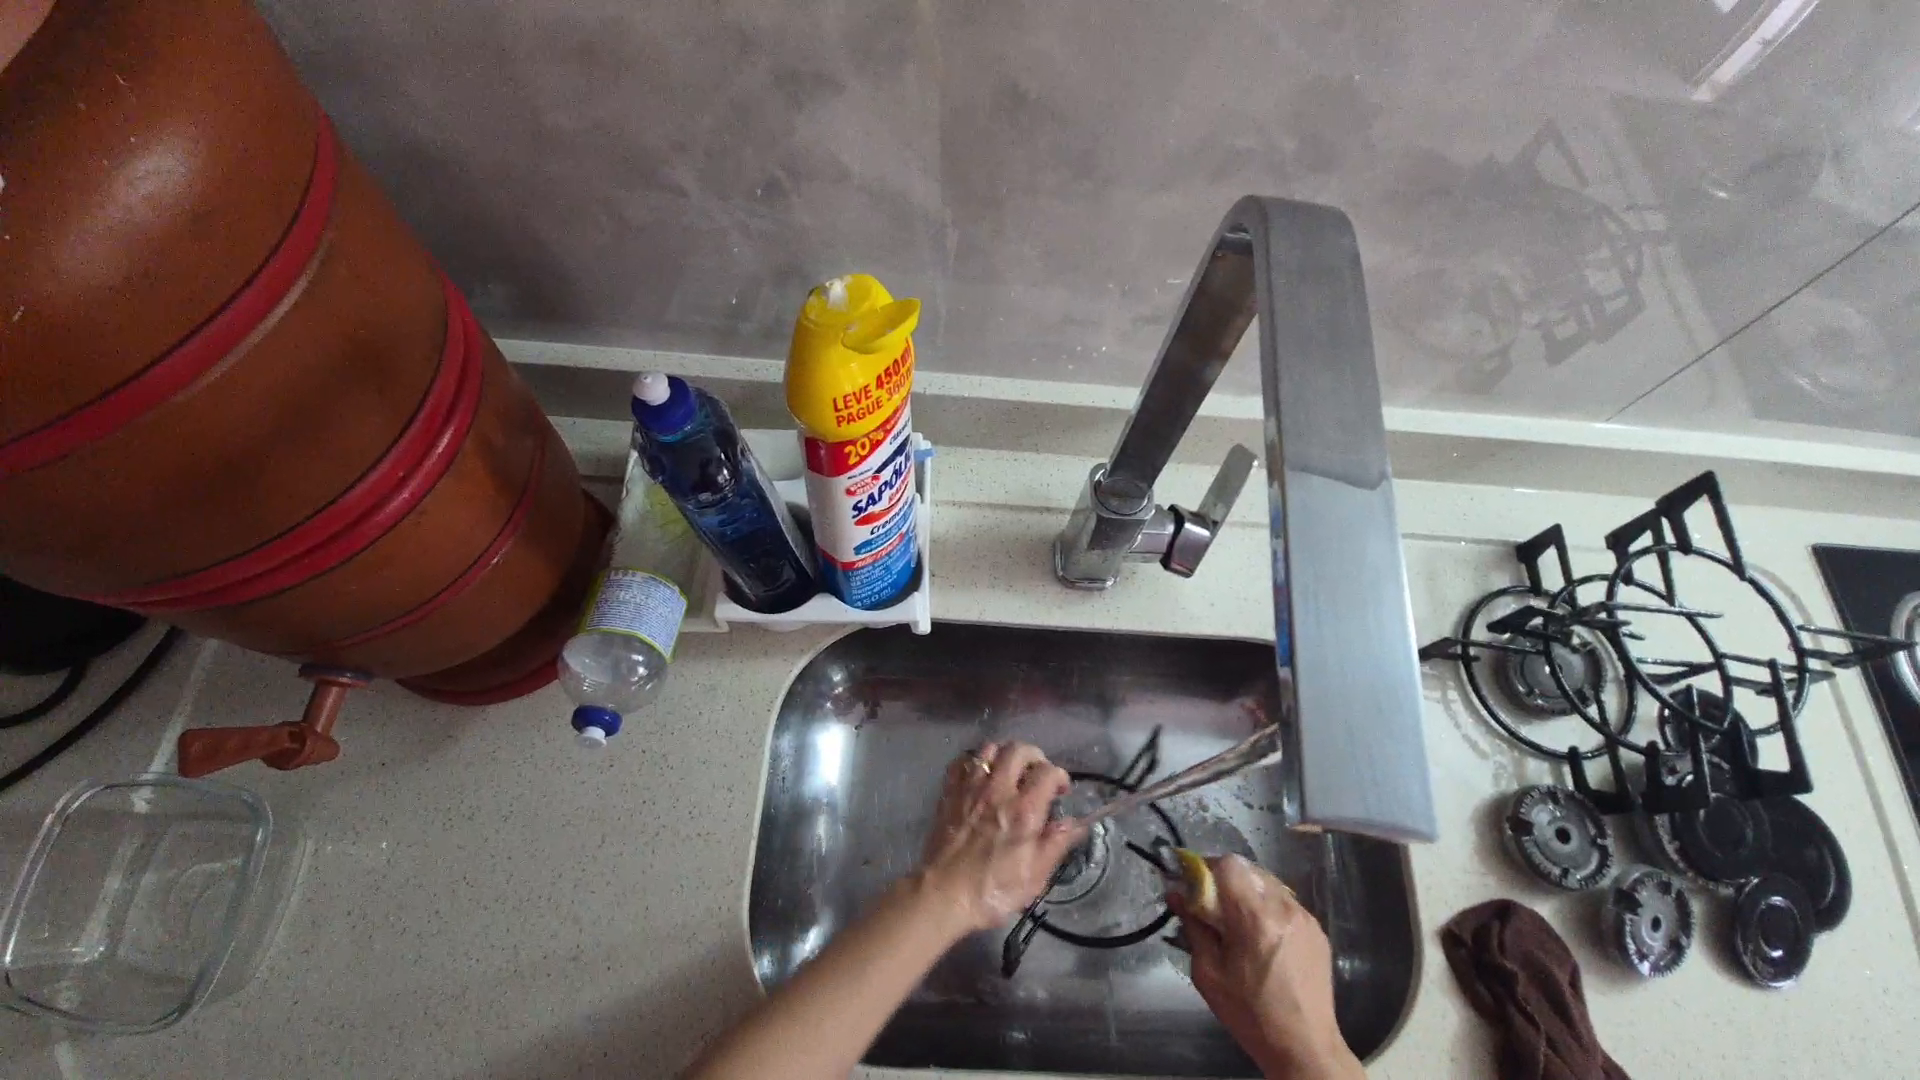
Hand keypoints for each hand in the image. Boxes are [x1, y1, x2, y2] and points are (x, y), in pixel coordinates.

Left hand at [917, 742, 1084, 932]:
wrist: (943, 894)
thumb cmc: (993, 890)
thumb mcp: (1034, 876)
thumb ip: (1056, 844)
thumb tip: (1076, 823)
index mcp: (1024, 811)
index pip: (1048, 772)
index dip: (1060, 776)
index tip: (1060, 790)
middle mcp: (998, 790)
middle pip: (1018, 750)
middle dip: (1034, 756)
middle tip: (1037, 774)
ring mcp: (970, 788)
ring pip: (989, 749)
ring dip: (1004, 755)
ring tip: (1009, 772)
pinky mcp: (950, 792)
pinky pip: (962, 761)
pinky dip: (974, 762)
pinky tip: (980, 776)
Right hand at [1170, 855, 1363, 1079]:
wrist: (1305, 1048)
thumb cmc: (1250, 1014)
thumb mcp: (1208, 974)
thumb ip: (1193, 927)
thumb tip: (1176, 895)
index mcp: (1254, 917)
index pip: (1229, 864)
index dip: (1207, 869)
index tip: (1195, 888)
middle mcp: (1284, 908)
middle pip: (1248, 869)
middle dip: (1226, 880)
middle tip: (1213, 907)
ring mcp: (1305, 918)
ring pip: (1268, 883)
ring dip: (1248, 892)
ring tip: (1239, 923)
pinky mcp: (1317, 930)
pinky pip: (1286, 903)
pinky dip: (1268, 908)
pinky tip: (1263, 937)